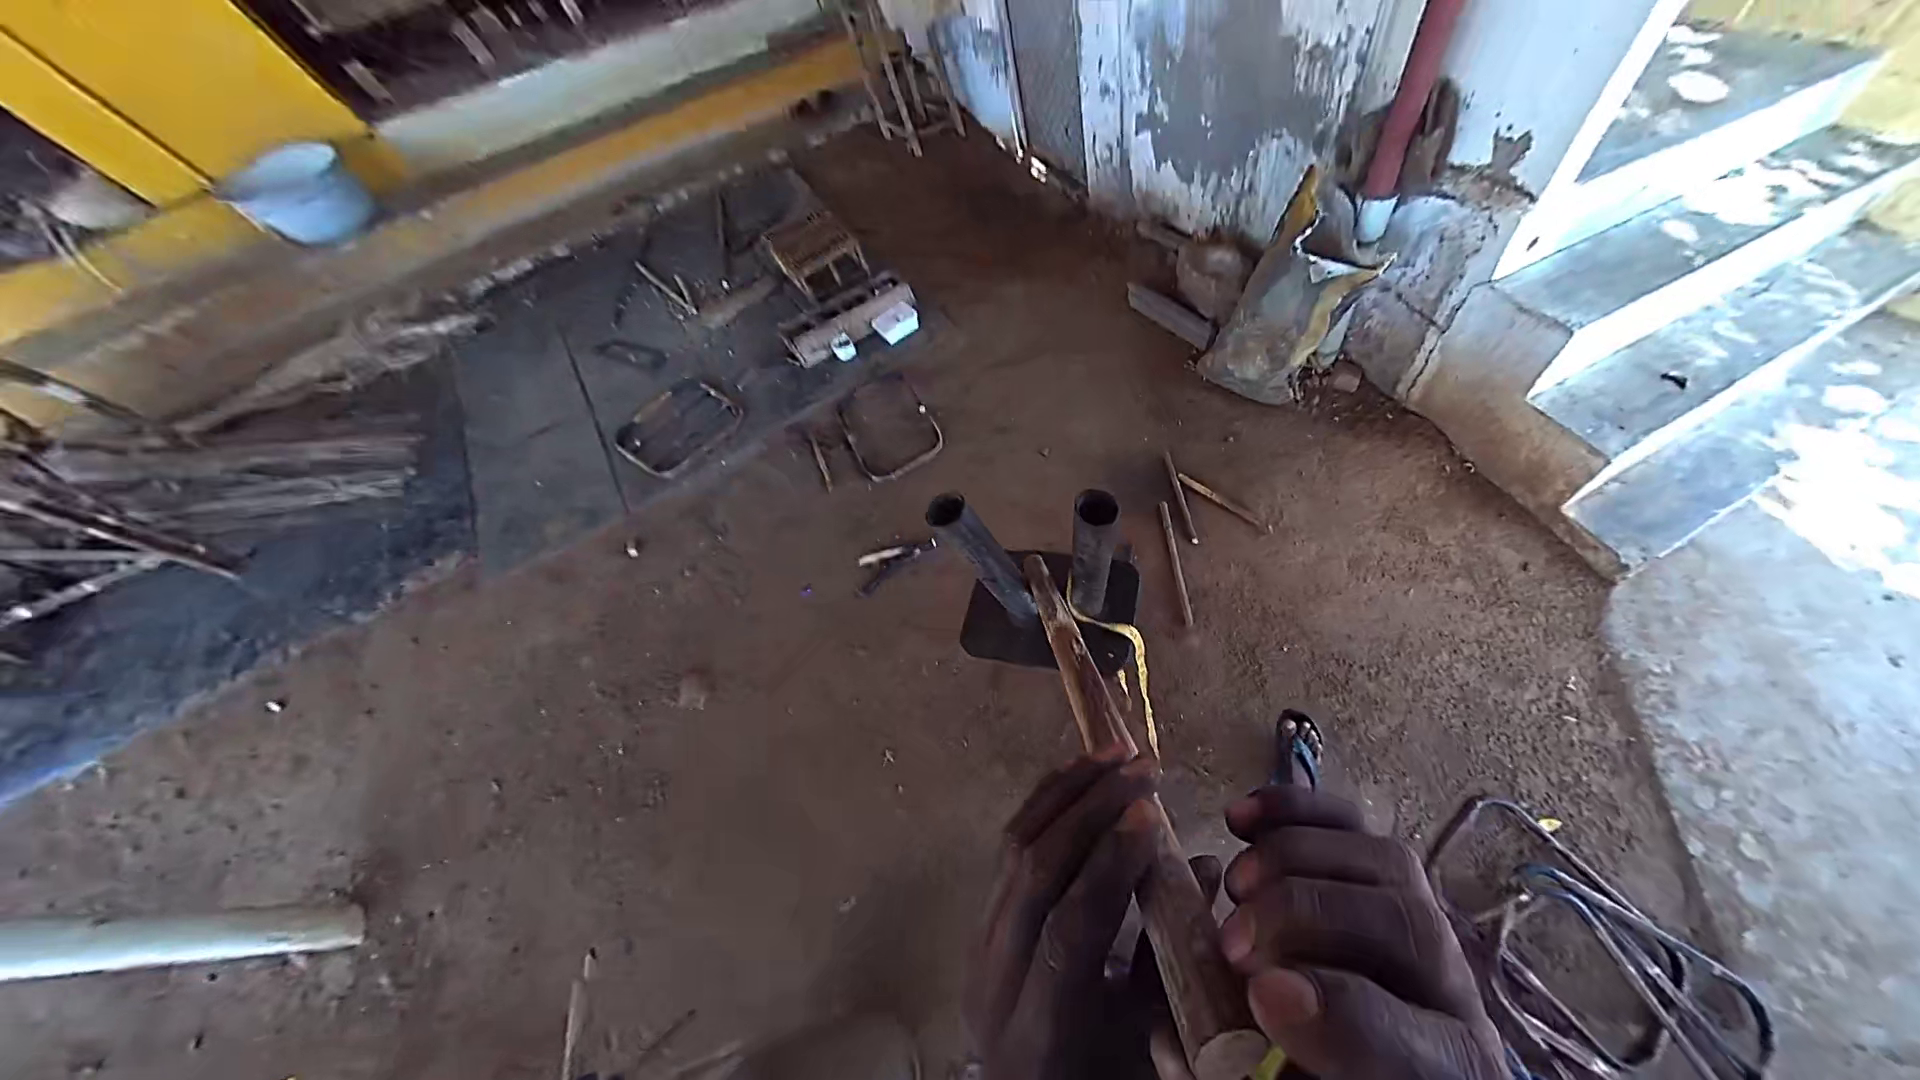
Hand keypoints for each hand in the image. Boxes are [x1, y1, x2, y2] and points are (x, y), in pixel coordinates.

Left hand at [966, 751, 1161, 1079]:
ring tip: (1113, 755)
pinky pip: (1007, 844)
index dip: (1109, 865)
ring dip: (1068, 792)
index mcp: (1043, 1027)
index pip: (1070, 927)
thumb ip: (1174, 959)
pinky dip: (1044, 802)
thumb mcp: (1146, 1040)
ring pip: (1015, 845)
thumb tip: (1202, 865)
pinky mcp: (978, 914)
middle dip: (1091, 809)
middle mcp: (997, 975)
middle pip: (1036, 871)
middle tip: (1141, 769)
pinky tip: (1077, 774)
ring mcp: (979, 939)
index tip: (1150, 816)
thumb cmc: (1099, 1075)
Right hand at [1219, 785, 1508, 1079]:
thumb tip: (1215, 1016)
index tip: (1262, 991)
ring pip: (1384, 860)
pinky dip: (1294, 808)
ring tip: (1234, 881)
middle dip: (1299, 917)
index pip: (1406, 1044)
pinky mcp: (1379, 865)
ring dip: (1294, 856)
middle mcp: (1449, 988)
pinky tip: (1241, 818)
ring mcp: (1423, 915)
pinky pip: (1352, 822)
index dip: (1335, 1014)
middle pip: (1400, 927)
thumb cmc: (1323, 1060)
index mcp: (1438, 1066)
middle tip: (1230, 940)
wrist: (1372, 1048)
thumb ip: (1254, 1059)